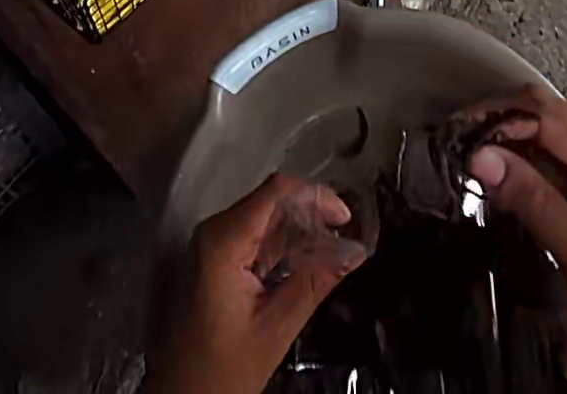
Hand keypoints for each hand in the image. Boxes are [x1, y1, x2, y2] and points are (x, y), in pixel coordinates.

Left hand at [145, 174, 366, 393]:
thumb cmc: (219, 375)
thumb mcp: (274, 330)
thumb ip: (315, 283)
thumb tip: (355, 253)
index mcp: (223, 242)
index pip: (276, 191)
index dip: (315, 196)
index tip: (343, 219)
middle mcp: (213, 232)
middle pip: (271, 200)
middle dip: (311, 212)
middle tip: (341, 235)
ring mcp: (210, 244)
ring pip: (265, 215)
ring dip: (299, 226)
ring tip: (329, 246)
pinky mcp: (213, 258)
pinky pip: (254, 233)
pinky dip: (282, 241)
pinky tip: (304, 258)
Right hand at [464, 88, 566, 393]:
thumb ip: (538, 205)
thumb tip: (485, 158)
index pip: (552, 118)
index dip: (502, 117)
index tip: (459, 132)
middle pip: (553, 123)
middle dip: (503, 126)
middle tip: (457, 144)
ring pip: (555, 148)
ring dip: (513, 149)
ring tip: (471, 164)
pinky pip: (564, 176)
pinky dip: (530, 175)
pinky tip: (505, 187)